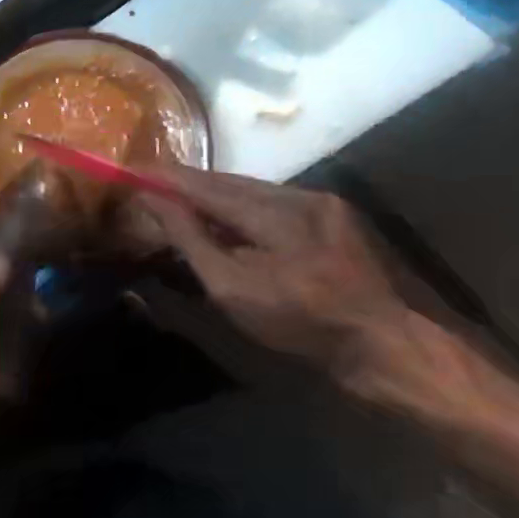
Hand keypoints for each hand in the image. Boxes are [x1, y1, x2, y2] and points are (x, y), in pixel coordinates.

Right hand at [133, 167, 412, 383]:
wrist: (385, 348)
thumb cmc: (301, 325)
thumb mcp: (233, 290)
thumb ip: (190, 239)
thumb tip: (153, 201)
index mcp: (276, 214)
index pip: (206, 186)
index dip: (167, 178)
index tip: (133, 170)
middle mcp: (300, 195)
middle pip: (229, 181)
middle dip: (188, 183)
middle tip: (151, 184)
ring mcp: (321, 202)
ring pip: (251, 188)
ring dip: (213, 193)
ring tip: (181, 199)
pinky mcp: (332, 214)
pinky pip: (272, 198)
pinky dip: (241, 203)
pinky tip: (226, 215)